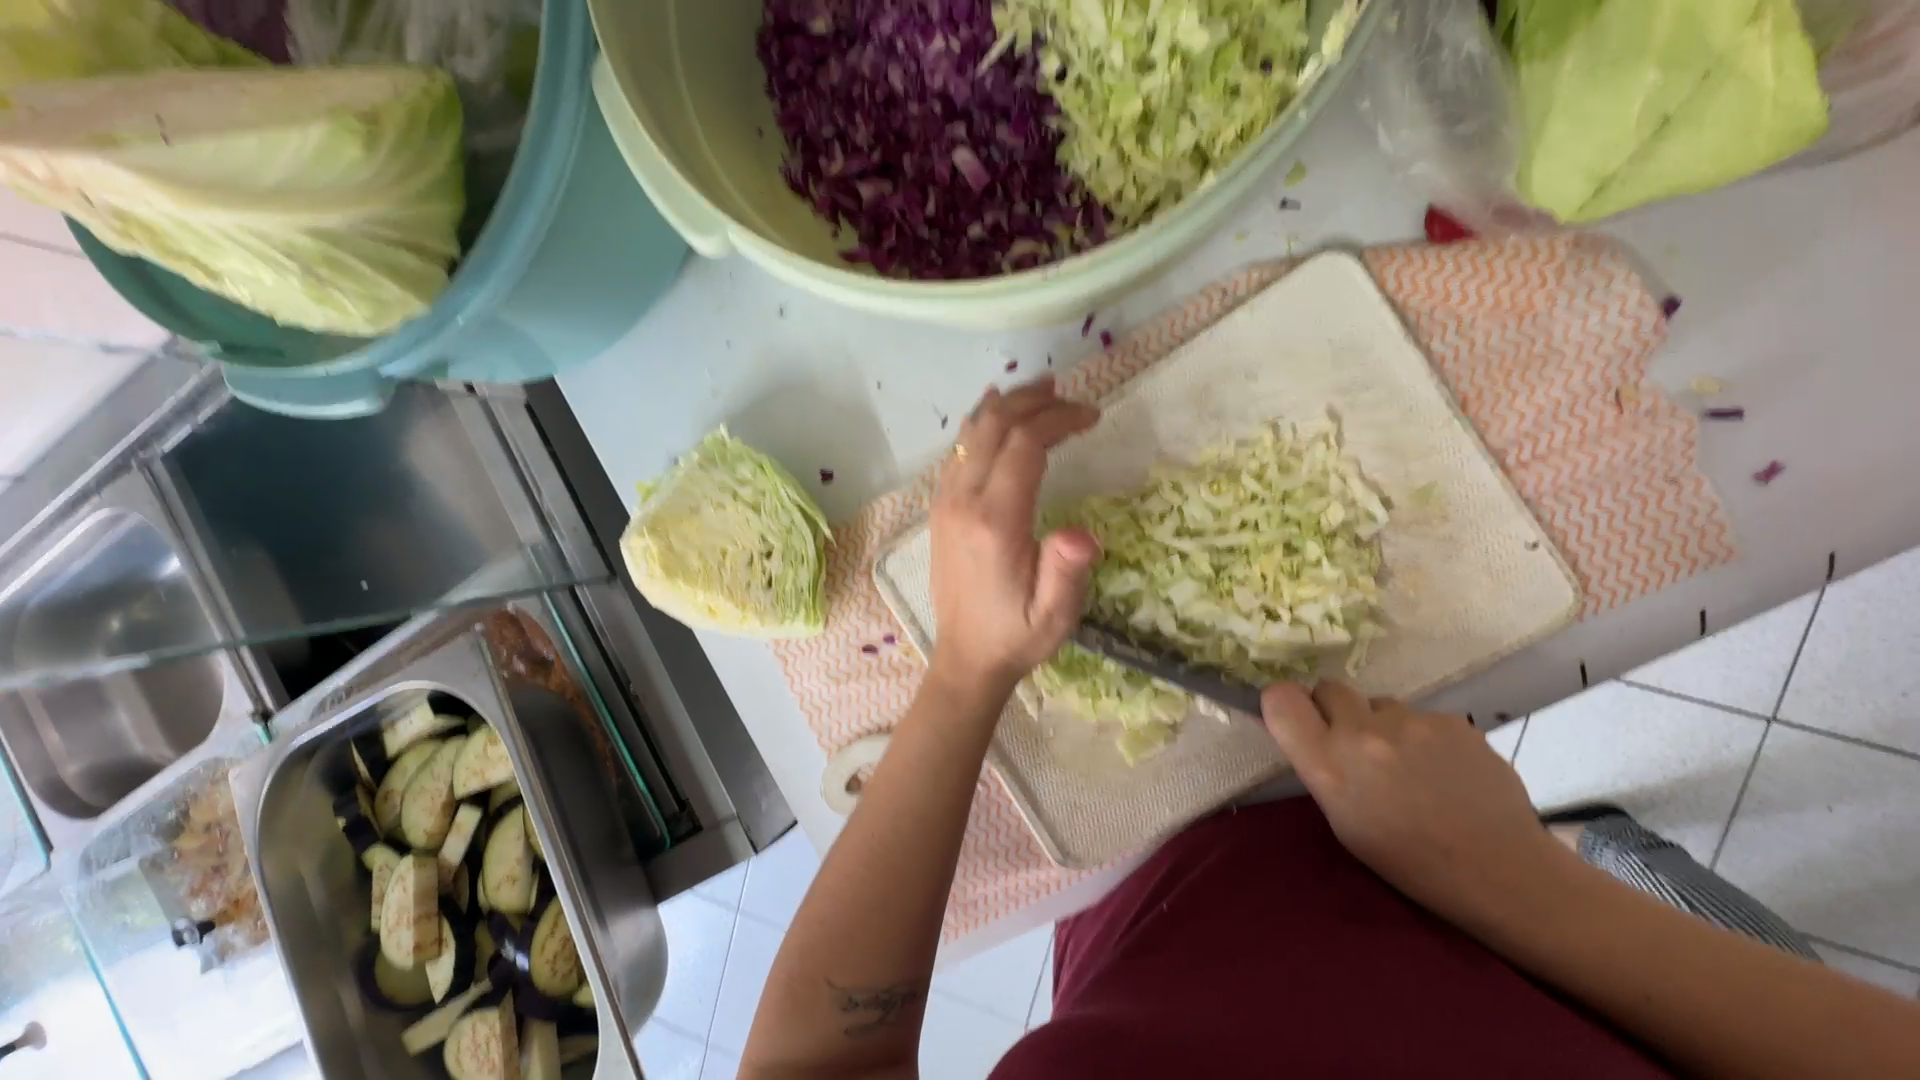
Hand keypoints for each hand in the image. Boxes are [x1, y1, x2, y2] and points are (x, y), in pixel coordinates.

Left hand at [928, 377, 1100, 691]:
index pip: (1025, 444)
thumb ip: (1066, 573)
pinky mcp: (939, 509)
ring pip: (970, 433)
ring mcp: (945, 503)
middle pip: (993, 426)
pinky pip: (956, 451)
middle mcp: (963, 502)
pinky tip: (995, 411)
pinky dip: (979, 423)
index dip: (1059, 419)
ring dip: (1005, 405)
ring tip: (1040, 391)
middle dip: (1034, 401)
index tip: (1092, 415)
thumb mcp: (1054, 616)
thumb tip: (1082, 533)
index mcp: (995, 522)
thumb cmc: (1017, 635)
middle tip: (1070, 396)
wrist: (966, 657)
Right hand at [1261, 680, 1566, 924]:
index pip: (1281, 699)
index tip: (1299, 721)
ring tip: (1411, 768)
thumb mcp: (1342, 821)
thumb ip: (1323, 767)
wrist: (1499, 869)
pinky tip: (1444, 772)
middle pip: (1329, 688)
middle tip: (1355, 746)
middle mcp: (1364, 732)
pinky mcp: (1452, 720)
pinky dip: (1424, 737)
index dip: (1284, 703)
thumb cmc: (1408, 860)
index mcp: (1329, 764)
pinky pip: (1422, 717)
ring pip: (1380, 705)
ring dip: (1384, 726)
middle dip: (1335, 710)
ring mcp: (1412, 722)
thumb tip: (1315, 732)